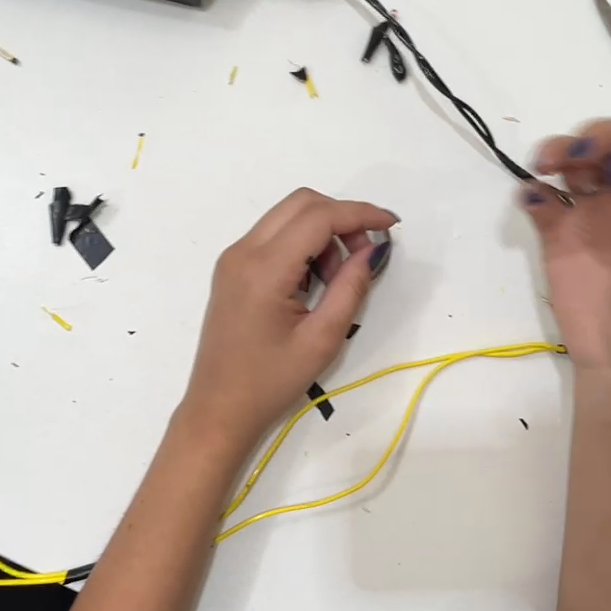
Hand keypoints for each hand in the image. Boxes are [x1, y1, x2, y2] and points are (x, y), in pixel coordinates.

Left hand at [182, 188, 396, 442]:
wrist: (219, 408)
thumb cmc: (270, 382)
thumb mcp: (322, 339)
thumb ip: (351, 288)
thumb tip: (372, 250)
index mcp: (264, 269)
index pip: (319, 217)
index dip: (360, 214)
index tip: (391, 225)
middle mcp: (242, 252)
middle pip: (301, 203)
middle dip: (341, 218)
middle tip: (363, 257)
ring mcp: (232, 258)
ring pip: (287, 216)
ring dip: (322, 232)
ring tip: (336, 281)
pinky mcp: (231, 268)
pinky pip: (273, 236)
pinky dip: (302, 244)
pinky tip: (313, 282)